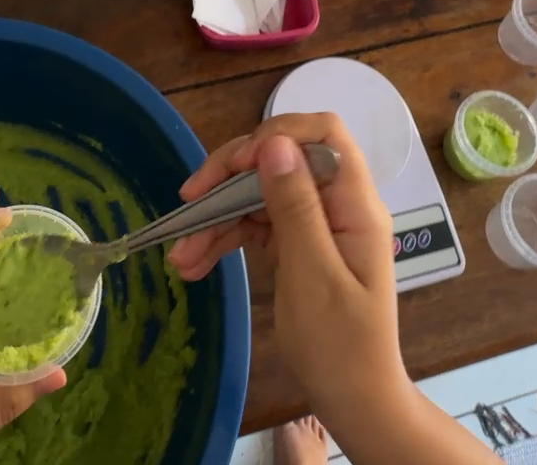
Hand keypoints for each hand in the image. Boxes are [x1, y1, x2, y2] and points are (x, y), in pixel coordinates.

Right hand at [168, 116, 500, 464]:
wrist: (355, 403)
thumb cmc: (341, 346)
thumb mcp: (313, 277)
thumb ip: (295, 207)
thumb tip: (274, 142)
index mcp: (354, 202)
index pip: (323, 134)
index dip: (278, 134)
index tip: (238, 163)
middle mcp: (336, 202)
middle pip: (281, 158)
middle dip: (231, 176)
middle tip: (190, 199)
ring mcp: (315, 221)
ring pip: (260, 191)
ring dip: (217, 215)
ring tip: (181, 254)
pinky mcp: (296, 241)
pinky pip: (255, 222)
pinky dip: (223, 238)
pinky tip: (193, 263)